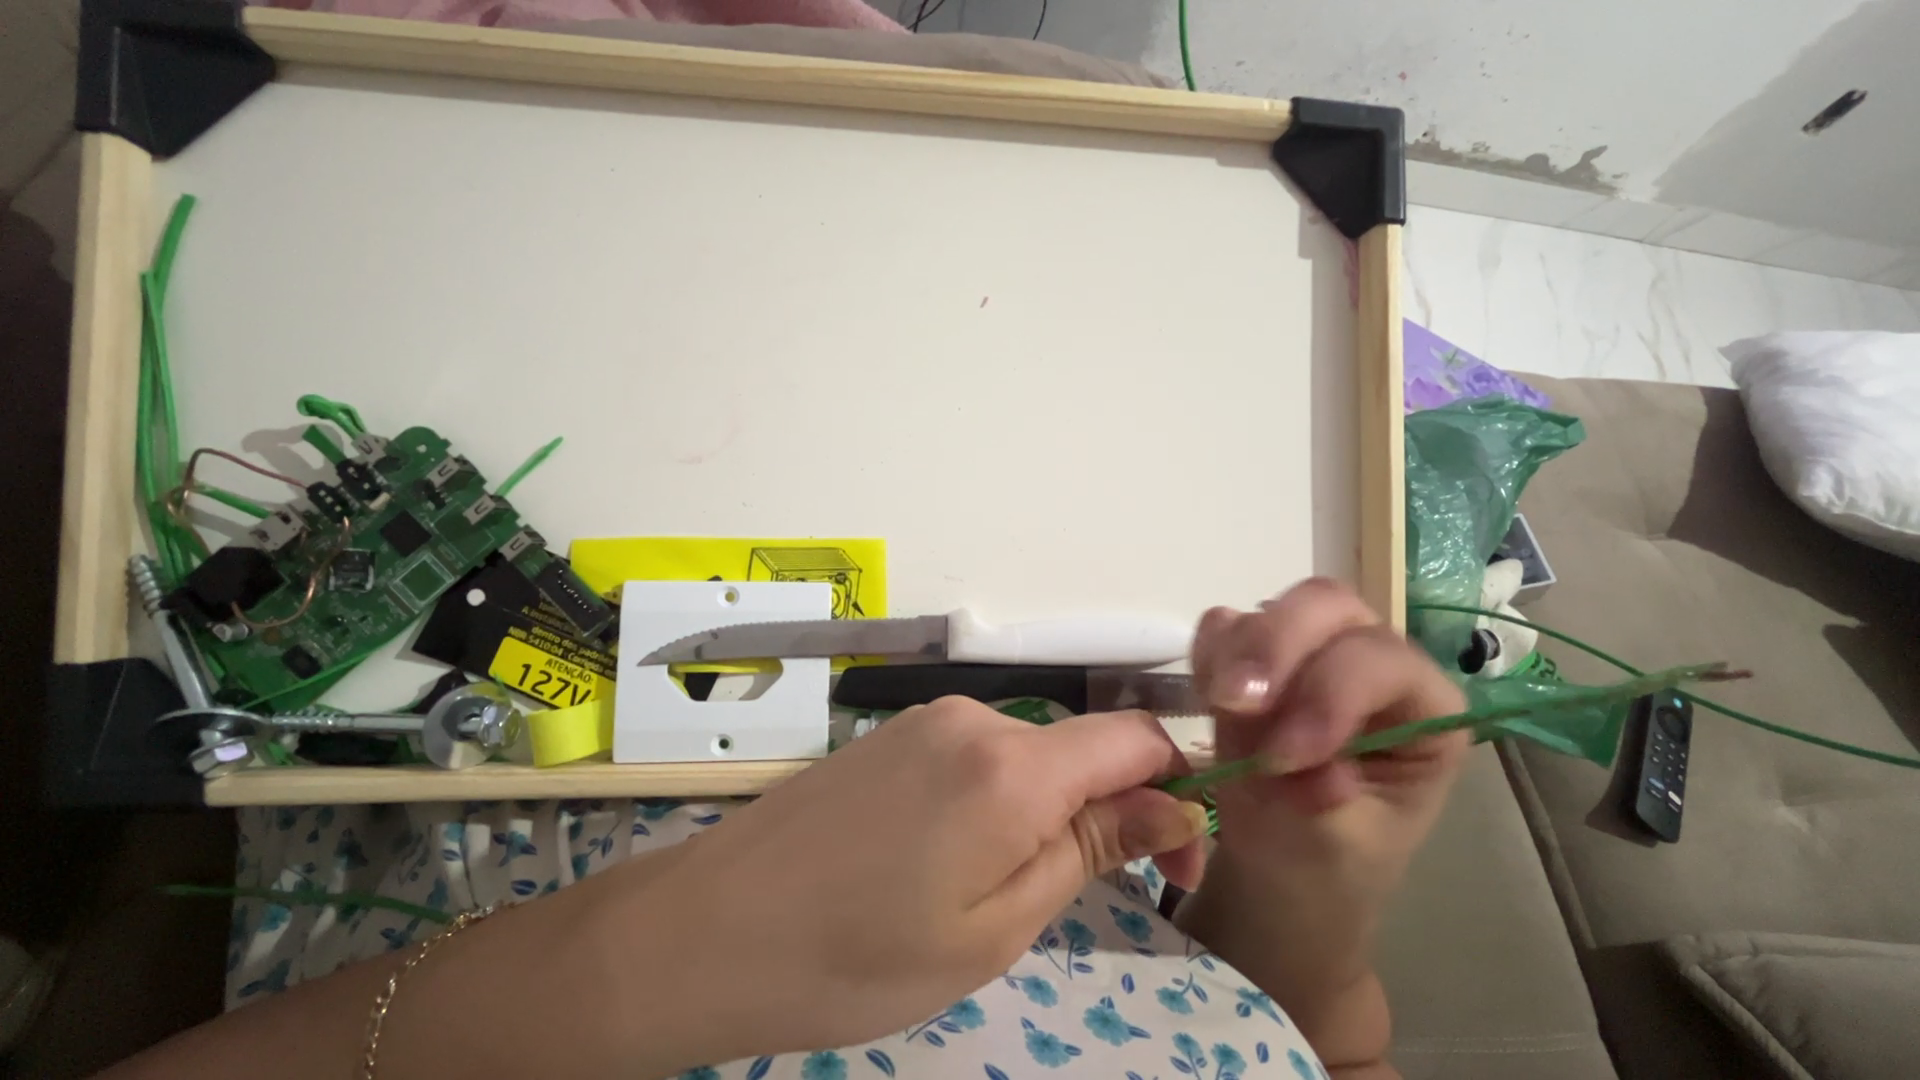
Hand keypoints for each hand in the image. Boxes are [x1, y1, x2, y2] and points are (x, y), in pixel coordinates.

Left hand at [616, 697, 1209, 1069]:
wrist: (707, 929)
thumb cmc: (859, 954)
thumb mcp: (996, 926)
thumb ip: (1091, 849)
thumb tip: (1175, 808)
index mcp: (1013, 764)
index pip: (1137, 738)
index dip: (1176, 791)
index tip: (1175, 865)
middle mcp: (975, 718)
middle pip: (1081, 749)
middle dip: (1106, 813)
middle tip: (1070, 900)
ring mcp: (926, 722)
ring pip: (1028, 757)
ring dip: (1044, 815)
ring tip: (990, 896)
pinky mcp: (892, 737)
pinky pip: (976, 758)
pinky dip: (994, 804)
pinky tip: (944, 864)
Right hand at [1192, 577, 1468, 903]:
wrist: (1277, 873)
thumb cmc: (1324, 867)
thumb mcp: (1332, 849)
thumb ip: (1319, 799)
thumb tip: (1298, 760)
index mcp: (1422, 711)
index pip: (1384, 663)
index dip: (1331, 694)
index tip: (1280, 756)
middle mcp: (1372, 665)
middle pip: (1330, 607)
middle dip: (1277, 646)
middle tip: (1230, 702)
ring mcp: (1310, 653)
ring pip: (1276, 609)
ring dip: (1238, 652)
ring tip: (1216, 707)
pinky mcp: (1256, 658)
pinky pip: (1226, 627)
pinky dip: (1210, 652)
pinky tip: (1206, 698)